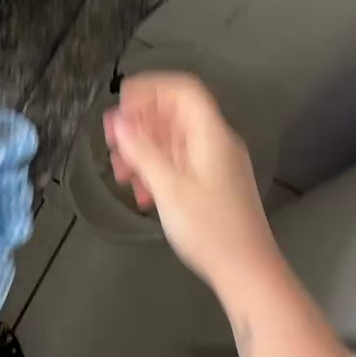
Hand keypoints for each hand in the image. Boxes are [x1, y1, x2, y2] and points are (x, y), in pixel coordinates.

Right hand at [104, 71, 279, 289]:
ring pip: (173, 141)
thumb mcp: (169, 188)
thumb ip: (142, 151)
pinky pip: (179, 162)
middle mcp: (215, 143)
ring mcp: (214, 164)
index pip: (182, 90)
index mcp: (211, 136)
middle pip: (175, 115)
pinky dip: (156, 168)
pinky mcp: (211, 183)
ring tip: (121, 171)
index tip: (120, 101)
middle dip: (140, 123)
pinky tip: (140, 190)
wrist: (244, 268)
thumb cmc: (209, 229)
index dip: (150, 88)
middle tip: (111, 141)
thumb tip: (119, 122)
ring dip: (143, 149)